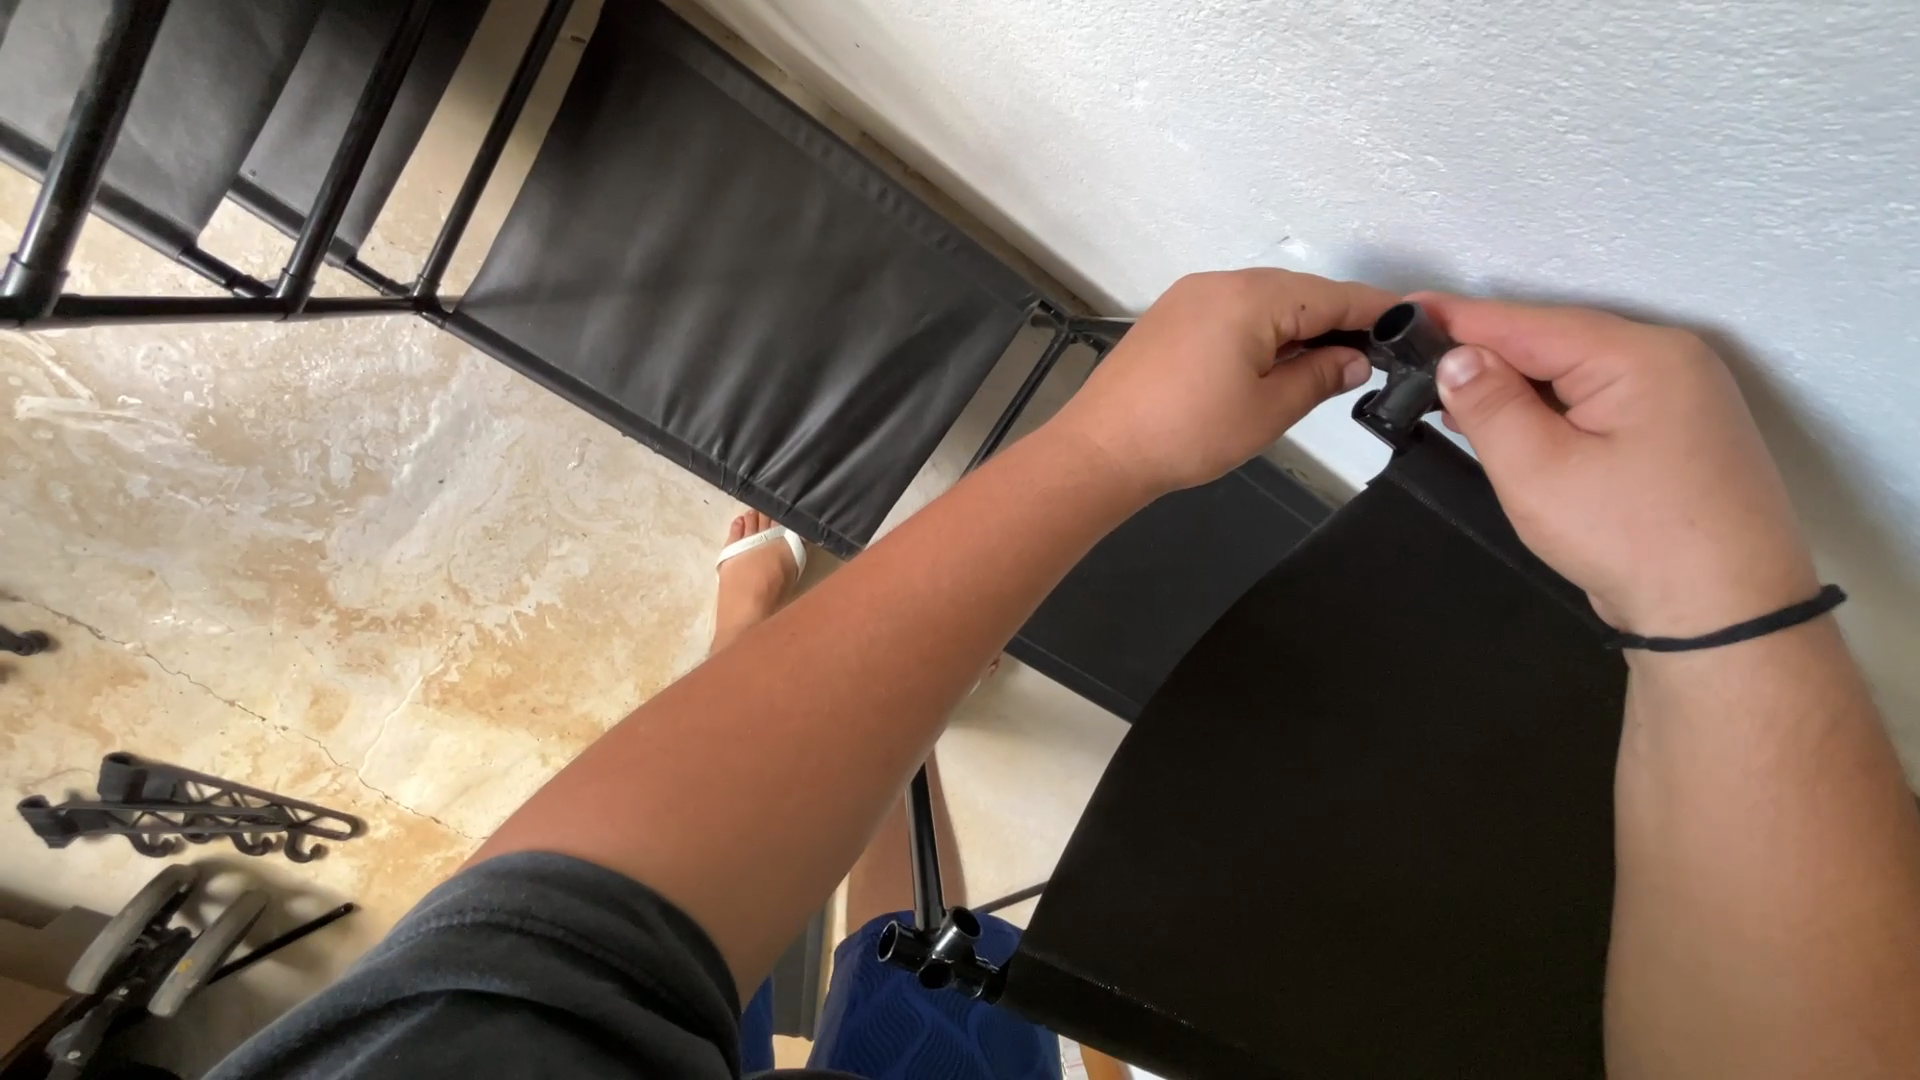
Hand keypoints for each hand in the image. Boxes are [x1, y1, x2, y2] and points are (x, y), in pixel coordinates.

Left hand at [1048, 269, 1394, 496]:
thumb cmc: (1181, 435)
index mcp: (1250, 298)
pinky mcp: (1166, 320)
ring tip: (1314, 371)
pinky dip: (1254, 335)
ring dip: (1291, 332)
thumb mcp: (1268, 411)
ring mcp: (1185, 299)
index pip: (1333, 296)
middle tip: (1361, 361)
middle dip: (1331, 324)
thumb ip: (1320, 378)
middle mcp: (1216, 285)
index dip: (1374, 313)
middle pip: (1296, 295)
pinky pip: (1226, 315)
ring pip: (1260, 305)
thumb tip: (1353, 361)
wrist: (1101, 452)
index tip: (1406, 327)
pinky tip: (1265, 366)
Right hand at [1419, 293, 1818, 637]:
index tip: (1400, 310)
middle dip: (1479, 350)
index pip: (1526, 324)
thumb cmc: (1627, 535)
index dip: (1457, 318)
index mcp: (1638, 357)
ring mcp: (1672, 396)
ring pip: (1566, 372)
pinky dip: (1537, 404)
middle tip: (1410, 359)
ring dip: (1506, 381)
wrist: (1720, 610)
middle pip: (1549, 342)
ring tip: (1440, 388)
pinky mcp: (1665, 430)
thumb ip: (1489, 405)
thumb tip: (1455, 357)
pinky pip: (1586, 398)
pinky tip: (1499, 415)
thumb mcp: (1535, 468)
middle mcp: (1665, 362)